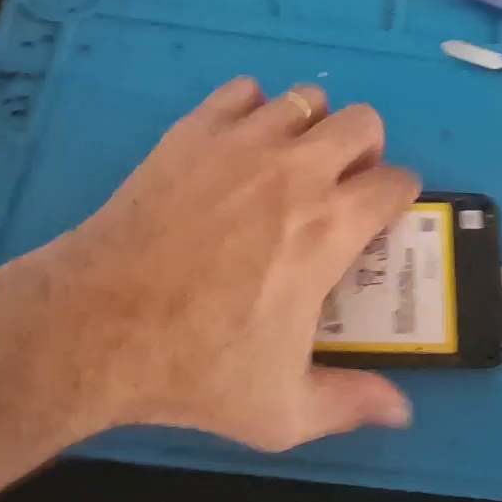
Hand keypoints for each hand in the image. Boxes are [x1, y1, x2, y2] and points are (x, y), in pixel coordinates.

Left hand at [0, 77, 420, 454]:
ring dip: (312, 125)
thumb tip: (402, 411)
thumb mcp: (281, 410)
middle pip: (363, 122)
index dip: (398, 198)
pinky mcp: (196, 129)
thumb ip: (349, 402)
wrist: (99, 324)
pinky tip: (237, 146)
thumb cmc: (196, 365)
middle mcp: (299, 170)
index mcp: (331, 227)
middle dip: (365, 150)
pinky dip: (252, 109)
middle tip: (341, 186)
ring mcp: (244, 141)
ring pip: (306, 98)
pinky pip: (243, 90)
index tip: (379, 219)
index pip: (397, 181)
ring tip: (291, 162)